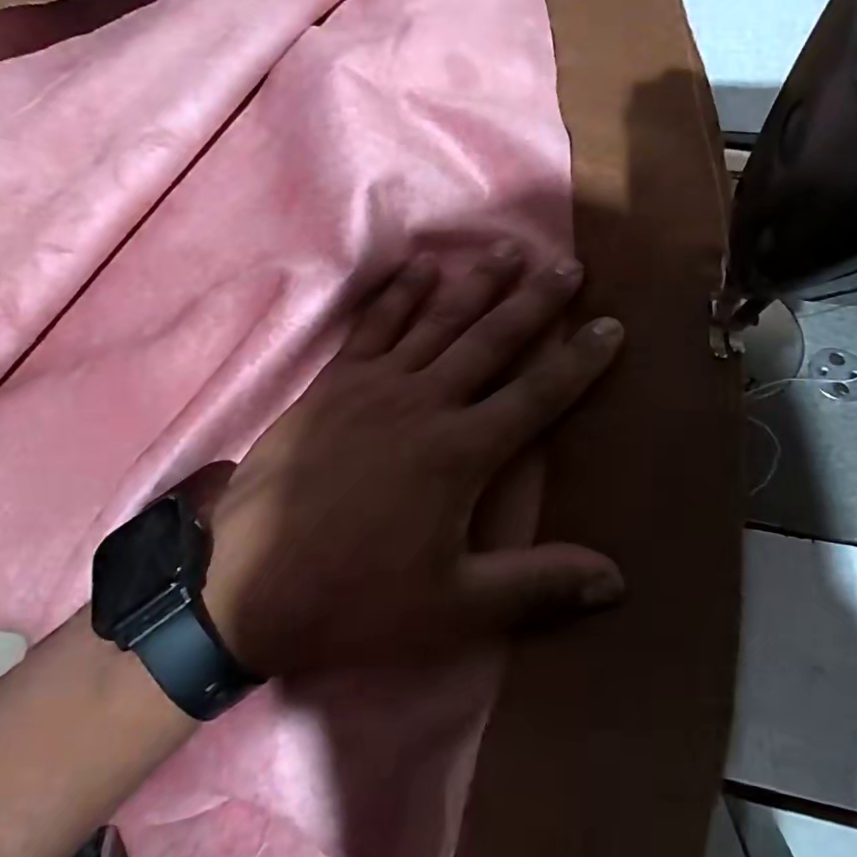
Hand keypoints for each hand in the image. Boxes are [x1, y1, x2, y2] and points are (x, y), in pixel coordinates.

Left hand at [200, 242, 625, 676]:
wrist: (240, 592)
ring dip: (477, 284)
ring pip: (437, 321)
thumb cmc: (358, 599)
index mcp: (459, 452)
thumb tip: (616, 581)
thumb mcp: (456, 606)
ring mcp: (372, 387)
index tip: (611, 325)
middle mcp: (423, 403)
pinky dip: (399, 294)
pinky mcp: (331, 386)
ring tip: (509, 250)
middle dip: (536, 303)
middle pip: (492, 340)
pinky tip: (421, 268)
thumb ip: (539, 584)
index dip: (580, 361)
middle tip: (569, 266)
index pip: (538, 395)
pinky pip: (372, 326)